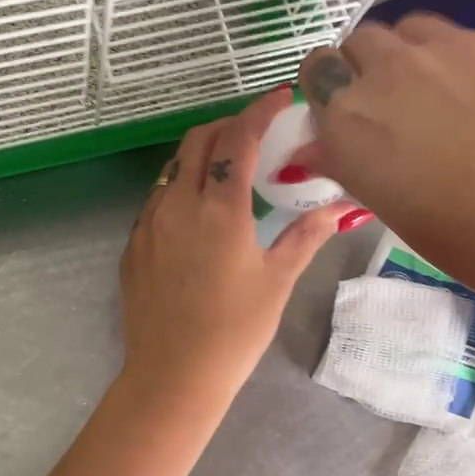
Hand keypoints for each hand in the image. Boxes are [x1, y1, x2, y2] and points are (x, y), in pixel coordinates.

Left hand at [120, 89, 347, 401]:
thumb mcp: (277, 281)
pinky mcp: (132, 246)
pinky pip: (156, 201)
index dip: (260, 111)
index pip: (237, 139)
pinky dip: (180, 190)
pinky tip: (198, 216)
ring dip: (201, 158)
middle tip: (255, 134)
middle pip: (197, 141)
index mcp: (218, 209)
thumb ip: (306, 235)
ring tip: (228, 173)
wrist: (173, 376)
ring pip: (172, 169)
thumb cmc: (234, 332)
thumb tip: (342, 207)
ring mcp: (147, 225)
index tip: (280, 99)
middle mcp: (176, 205)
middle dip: (227, 126)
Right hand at [295, 15, 474, 283]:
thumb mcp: (388, 206)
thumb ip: (350, 161)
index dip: (331, 86)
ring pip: (424, 29)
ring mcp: (462, 46)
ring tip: (456, 97)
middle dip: (373, 63)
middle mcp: (395, 69)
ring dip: (425, 54)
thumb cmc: (462, 237)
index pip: (317, 71)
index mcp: (351, 117)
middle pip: (365, 39)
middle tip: (400, 103)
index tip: (346, 107)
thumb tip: (318, 149)